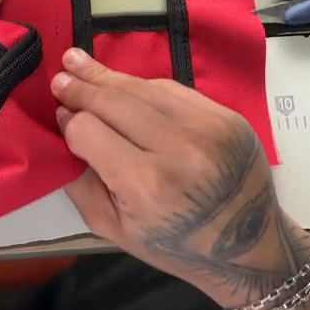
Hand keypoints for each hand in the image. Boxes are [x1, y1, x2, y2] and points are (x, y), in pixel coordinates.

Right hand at [51, 47, 309, 309]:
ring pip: (143, 88)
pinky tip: (122, 82)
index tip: (59, 115)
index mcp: (145, 184)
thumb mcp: (112, 227)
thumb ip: (80, 180)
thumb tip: (62, 131)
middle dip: (81, 88)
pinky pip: (172, 88)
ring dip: (106, 76)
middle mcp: (179, 150)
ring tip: (78, 62)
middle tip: (59, 78)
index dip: (69, 120)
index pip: (88, 130)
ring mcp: (208, 128)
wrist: (250, 247)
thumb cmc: (174, 245)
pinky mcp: (227, 117)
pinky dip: (142, 85)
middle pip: (114, 101)